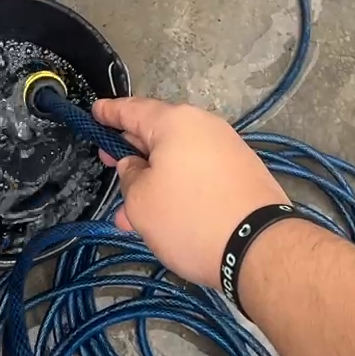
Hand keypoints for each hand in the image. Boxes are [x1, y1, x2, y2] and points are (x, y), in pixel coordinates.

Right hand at [92, 96, 288, 286]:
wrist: (259, 246)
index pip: (133, 109)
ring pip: (177, 159)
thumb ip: (129, 177)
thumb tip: (135, 166)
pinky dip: (177, 187)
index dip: (110, 112)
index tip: (95, 111)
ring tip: (131, 213)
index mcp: (175, 122)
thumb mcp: (141, 201)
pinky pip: (197, 172)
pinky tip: (164, 216)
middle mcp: (203, 126)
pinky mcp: (240, 172)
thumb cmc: (191, 217)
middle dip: (132, 151)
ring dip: (153, 180)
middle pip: (158, 133)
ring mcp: (226, 148)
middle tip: (110, 162)